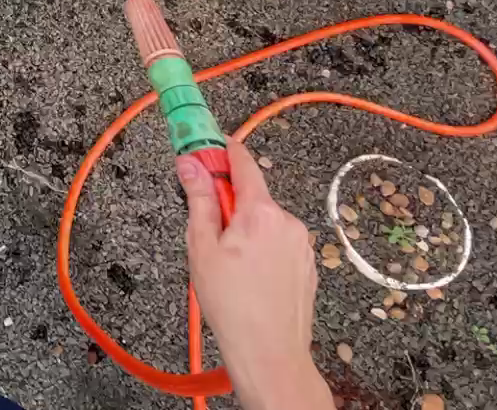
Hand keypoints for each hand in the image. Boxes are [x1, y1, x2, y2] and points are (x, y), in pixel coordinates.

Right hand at [178, 143, 333, 409]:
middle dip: (226, 199)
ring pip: (263, 219)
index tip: (203, 141)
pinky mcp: (307, 266)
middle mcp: (289, 223)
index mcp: (262, 213)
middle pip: (251, 193)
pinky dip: (258, 244)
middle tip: (205, 226)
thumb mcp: (201, 245)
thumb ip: (198, 199)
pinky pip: (277, 240)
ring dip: (242, 225)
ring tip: (224, 259)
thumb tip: (189, 163)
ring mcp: (302, 246)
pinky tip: (244, 272)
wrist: (271, 356)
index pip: (243, 162)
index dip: (221, 148)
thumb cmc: (232, 304)